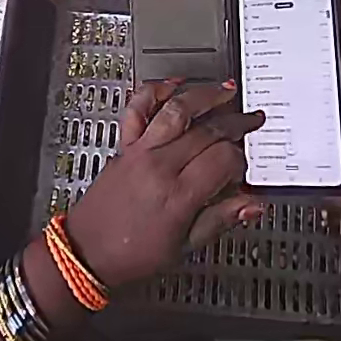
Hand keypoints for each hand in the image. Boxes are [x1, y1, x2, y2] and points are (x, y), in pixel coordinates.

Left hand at [63, 81, 265, 287]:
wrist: (86, 253)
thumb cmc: (132, 255)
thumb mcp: (184, 247)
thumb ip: (221, 219)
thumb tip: (254, 204)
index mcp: (178, 195)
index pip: (224, 159)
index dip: (241, 161)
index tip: (242, 169)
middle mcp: (160, 166)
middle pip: (207, 131)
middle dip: (235, 123)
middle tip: (251, 120)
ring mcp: (140, 152)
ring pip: (177, 110)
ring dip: (205, 95)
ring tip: (225, 91)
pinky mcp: (124, 146)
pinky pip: (138, 109)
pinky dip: (154, 91)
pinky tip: (173, 85)